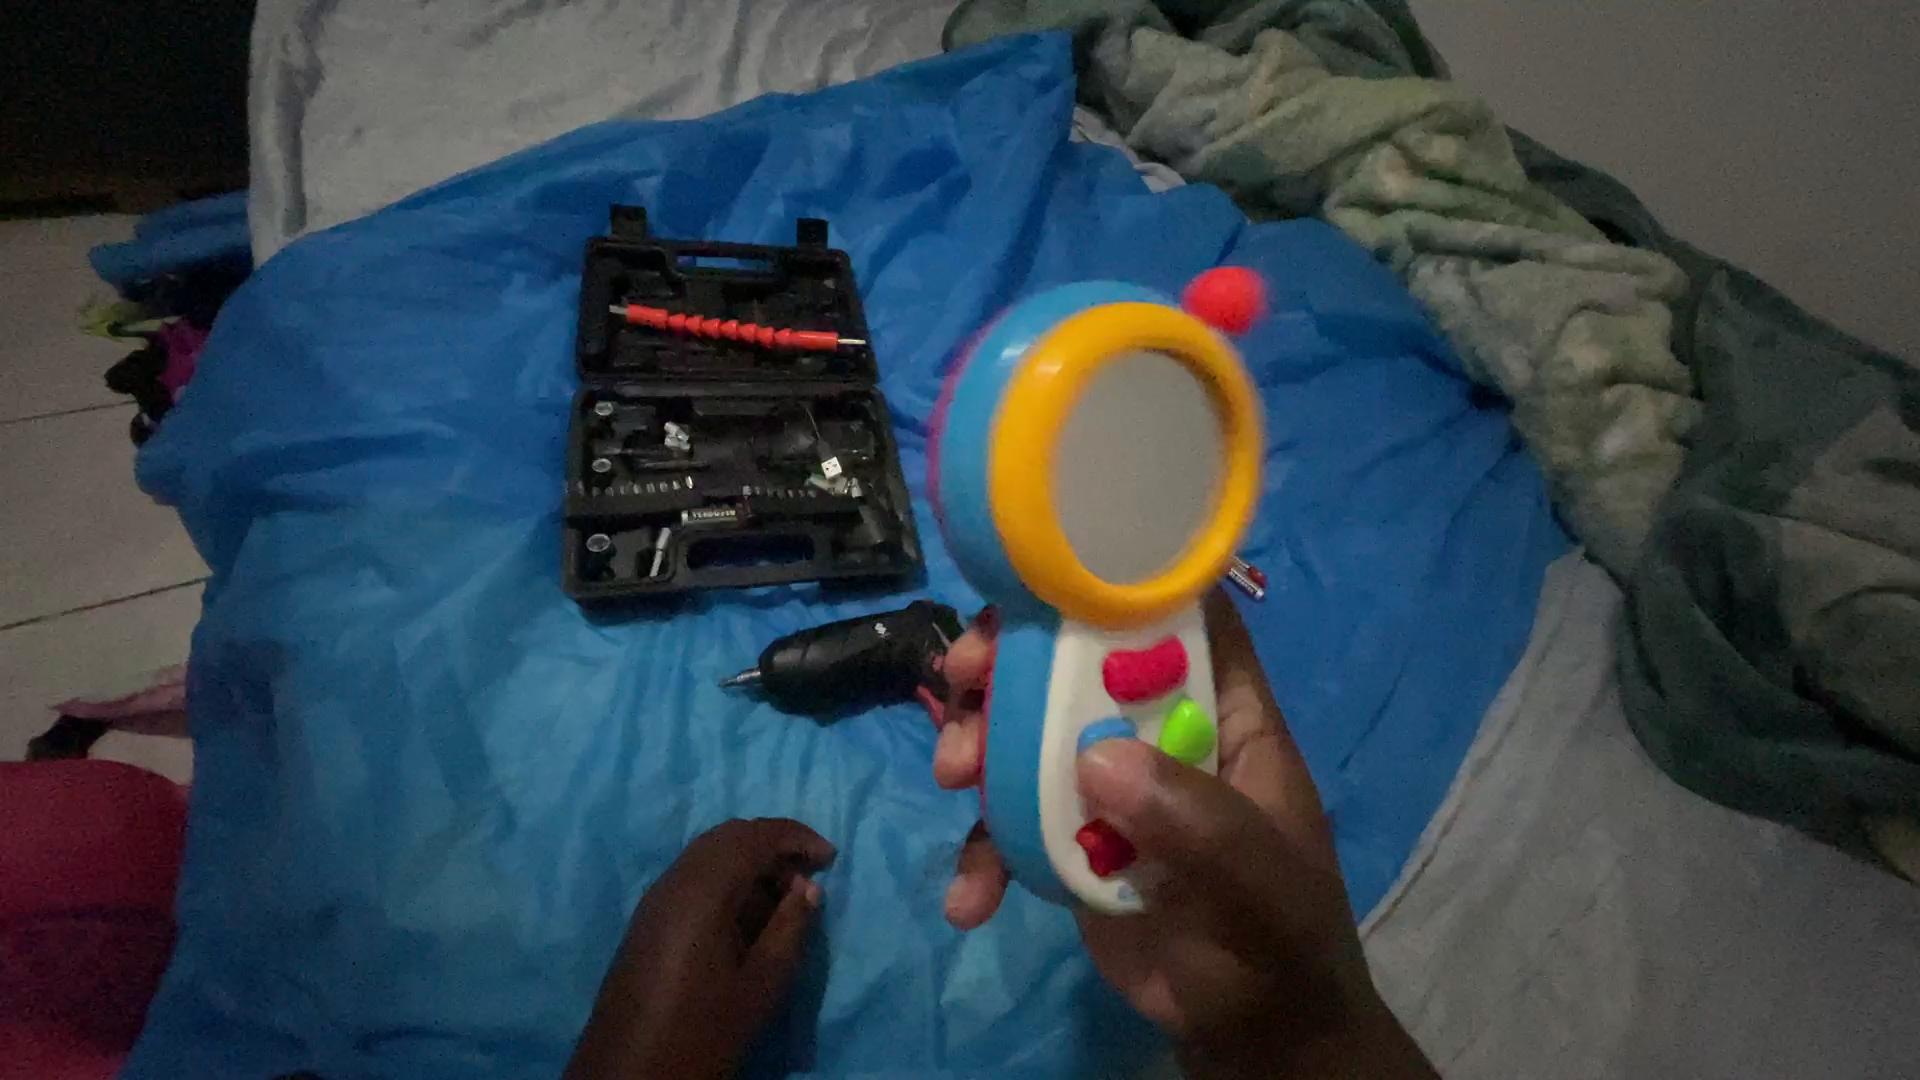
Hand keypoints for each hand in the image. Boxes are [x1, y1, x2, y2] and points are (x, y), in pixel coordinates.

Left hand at [564, 819, 834, 1079]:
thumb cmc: (701, 1033)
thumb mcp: (761, 985)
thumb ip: (790, 927)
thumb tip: (808, 888)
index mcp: (702, 891)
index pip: (755, 835)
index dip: (796, 837)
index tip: (829, 857)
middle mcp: (675, 881)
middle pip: (731, 835)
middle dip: (774, 845)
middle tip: (807, 875)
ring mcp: (657, 898)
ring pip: (712, 852)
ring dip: (751, 862)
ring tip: (783, 899)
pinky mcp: (649, 919)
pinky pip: (695, 875)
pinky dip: (728, 879)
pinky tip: (747, 916)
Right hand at [933, 592, 1434, 1078]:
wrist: (1244, 1032)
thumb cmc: (1275, 943)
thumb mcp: (1256, 883)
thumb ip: (1196, 820)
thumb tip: (1095, 759)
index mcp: (1220, 713)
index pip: (1183, 618)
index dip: (1124, 581)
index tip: (1048, 574)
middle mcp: (1155, 728)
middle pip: (1075, 661)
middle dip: (1009, 659)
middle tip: (961, 675)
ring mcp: (1105, 777)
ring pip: (1026, 728)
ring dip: (976, 740)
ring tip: (951, 774)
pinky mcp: (1066, 830)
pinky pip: (1011, 816)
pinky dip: (981, 848)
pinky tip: (969, 898)